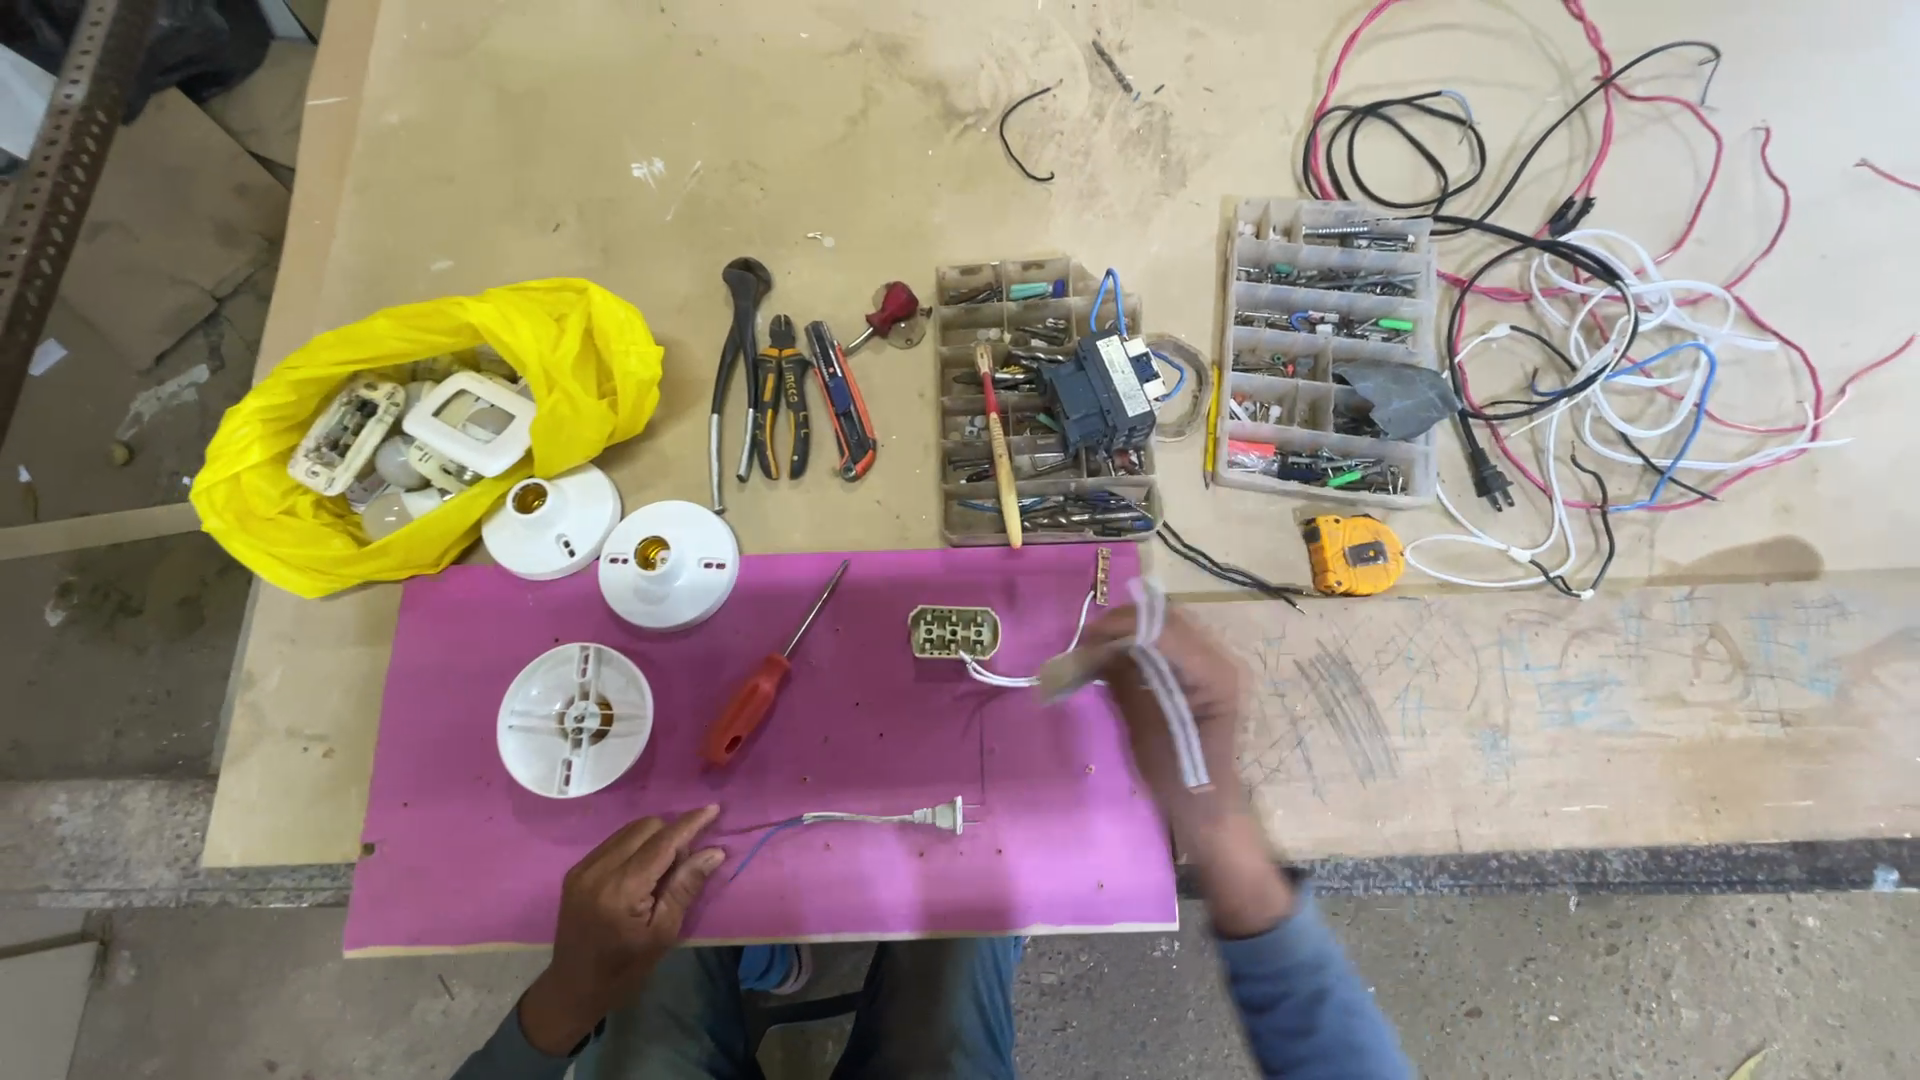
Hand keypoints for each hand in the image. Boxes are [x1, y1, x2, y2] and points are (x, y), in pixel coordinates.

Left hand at [518, 806, 726, 1054]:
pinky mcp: (576, 870)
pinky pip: (615, 840)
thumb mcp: (664, 933)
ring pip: (630, 830)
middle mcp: (598, 871)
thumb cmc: (624, 969)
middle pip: (647, 827)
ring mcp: (583, 869)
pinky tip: (640, 870)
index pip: (663, 842)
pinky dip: (635, 845)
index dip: (690, 823)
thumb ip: (686, 886)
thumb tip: (714, 851)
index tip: (713, 809)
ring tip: (661, 869)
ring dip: (654, 837)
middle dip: (672, 834)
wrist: (572, 989)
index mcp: (622, 891)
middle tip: (682, 864)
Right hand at [1080, 603, 1245, 822]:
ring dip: (1128, 633)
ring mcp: (1212, 665)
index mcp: (1213, 673)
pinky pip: (1167, 645)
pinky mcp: (1201, 674)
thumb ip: (1125, 681)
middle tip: (1086, 641)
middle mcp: (1219, 659)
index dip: (1120, 626)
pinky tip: (1115, 658)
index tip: (1084, 638)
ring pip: (1165, 628)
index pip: (1163, 628)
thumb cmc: (1179, 777)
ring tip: (1096, 648)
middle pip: (1165, 620)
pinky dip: (1138, 645)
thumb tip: (1094, 647)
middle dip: (1122, 625)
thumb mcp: (1146, 729)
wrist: (1209, 807)